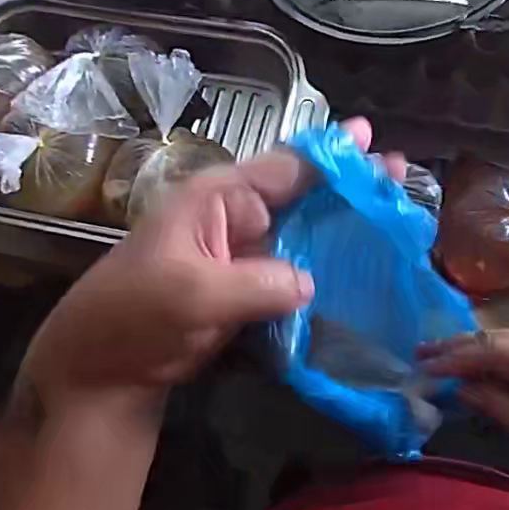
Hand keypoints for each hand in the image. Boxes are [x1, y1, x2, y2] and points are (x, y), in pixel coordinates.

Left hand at [19, 118, 394, 406]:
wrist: (107, 370)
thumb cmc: (133, 315)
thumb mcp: (192, 293)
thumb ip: (257, 283)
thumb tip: (311, 282)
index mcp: (219, 198)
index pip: (285, 166)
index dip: (331, 153)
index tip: (372, 138)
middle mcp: (239, 217)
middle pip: (306, 194)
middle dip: (352, 186)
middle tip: (401, 175)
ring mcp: (249, 254)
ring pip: (309, 232)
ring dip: (349, 228)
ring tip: (397, 221)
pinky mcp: (255, 288)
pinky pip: (302, 270)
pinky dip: (332, 268)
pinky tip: (366, 271)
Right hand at [420, 330, 508, 500]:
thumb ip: (505, 409)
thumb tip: (463, 389)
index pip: (495, 350)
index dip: (456, 358)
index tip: (422, 366)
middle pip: (500, 338)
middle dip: (459, 347)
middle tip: (420, 355)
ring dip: (475, 351)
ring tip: (437, 358)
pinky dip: (495, 358)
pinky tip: (476, 367)